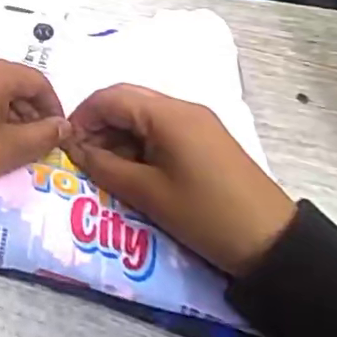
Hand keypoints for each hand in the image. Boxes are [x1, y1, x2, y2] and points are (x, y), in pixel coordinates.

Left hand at [0, 56, 70, 186]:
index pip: (35, 80)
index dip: (52, 105)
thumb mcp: (9, 149)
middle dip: (30, 108)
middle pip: (12, 80)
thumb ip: (43, 135)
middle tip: (37, 137)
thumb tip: (62, 127)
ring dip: (9, 109)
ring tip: (13, 139)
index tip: (57, 129)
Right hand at [65, 84, 295, 275]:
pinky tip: (134, 169)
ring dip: (120, 133)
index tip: (66, 145)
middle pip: (128, 100)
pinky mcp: (205, 136)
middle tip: (84, 158)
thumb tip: (76, 149)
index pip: (112, 96)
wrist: (270, 239)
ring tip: (106, 168)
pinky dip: (141, 141)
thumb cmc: (205, 215)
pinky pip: (163, 127)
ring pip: (145, 114)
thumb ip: (107, 167)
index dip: (83, 116)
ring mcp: (196, 120)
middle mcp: (181, 106)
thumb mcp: (149, 194)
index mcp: (167, 113)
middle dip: (100, 124)